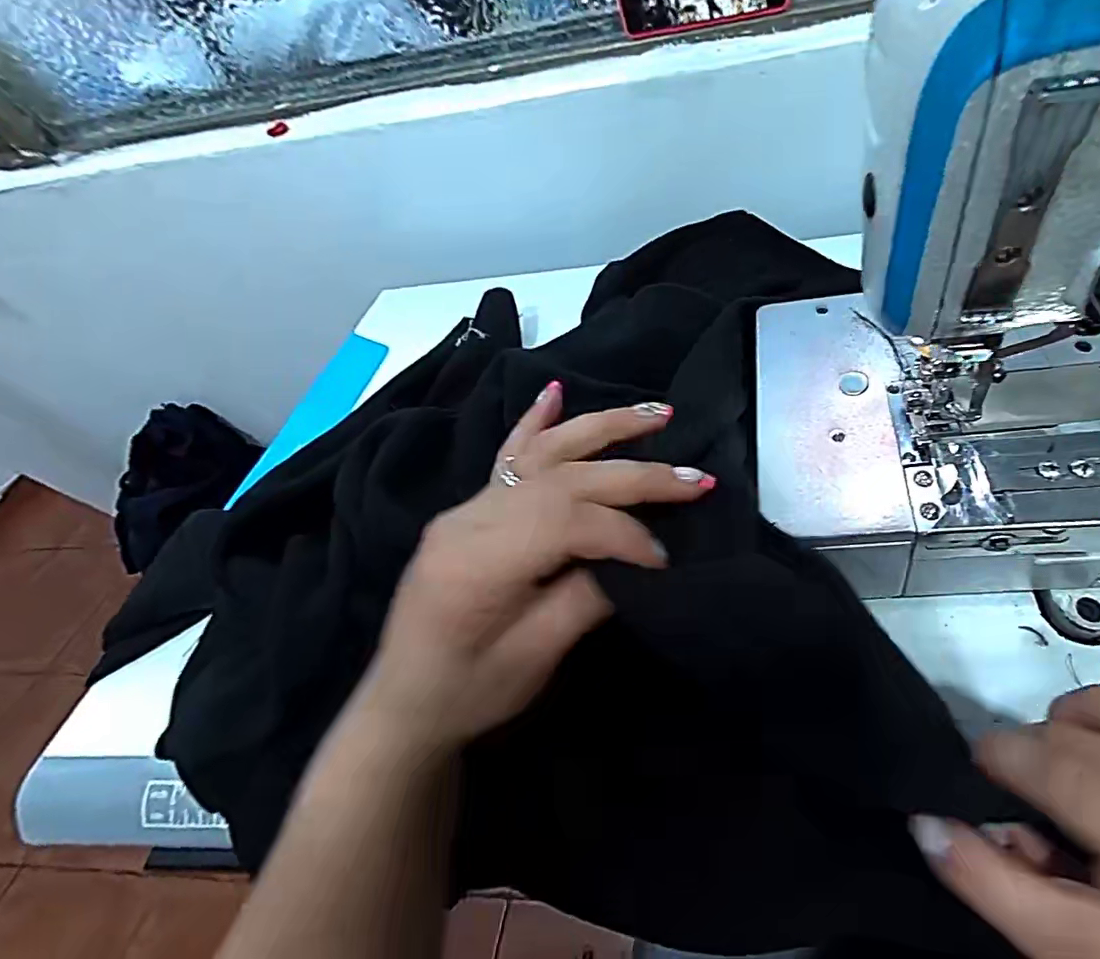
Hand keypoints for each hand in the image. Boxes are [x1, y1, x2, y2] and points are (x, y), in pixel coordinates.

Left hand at [360, 381, 714, 750]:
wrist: (403, 707)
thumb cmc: (468, 693)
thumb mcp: (536, 658)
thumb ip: (588, 597)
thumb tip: (641, 558)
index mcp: (480, 560)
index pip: (569, 522)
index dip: (627, 535)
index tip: (664, 561)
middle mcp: (471, 518)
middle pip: (568, 478)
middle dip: (638, 475)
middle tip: (695, 478)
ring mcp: (469, 507)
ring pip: (546, 451)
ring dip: (605, 428)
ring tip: (658, 413)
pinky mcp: (472, 508)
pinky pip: (508, 455)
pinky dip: (536, 420)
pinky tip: (556, 392)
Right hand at [913, 685, 1099, 958]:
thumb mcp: (1089, 953)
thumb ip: (1004, 891)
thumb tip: (934, 826)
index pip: (1027, 857)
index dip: (966, 816)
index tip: (945, 810)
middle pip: (1049, 757)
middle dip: (1006, 767)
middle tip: (1009, 806)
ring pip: (1076, 717)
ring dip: (1044, 740)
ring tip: (1055, 785)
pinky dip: (1081, 722)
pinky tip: (1094, 764)